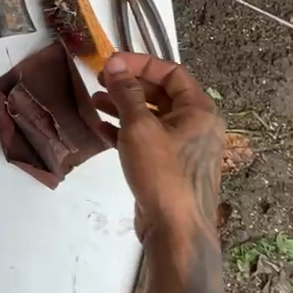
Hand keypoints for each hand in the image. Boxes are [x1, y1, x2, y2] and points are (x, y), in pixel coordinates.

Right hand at [88, 52, 222, 242]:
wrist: (175, 229)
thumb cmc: (162, 172)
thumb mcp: (140, 127)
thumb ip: (126, 92)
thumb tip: (115, 63)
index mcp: (199, 111)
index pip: (171, 72)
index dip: (141, 63)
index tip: (111, 63)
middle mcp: (195, 125)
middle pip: (160, 93)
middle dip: (128, 85)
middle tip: (99, 81)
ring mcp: (182, 146)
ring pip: (150, 115)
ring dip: (122, 105)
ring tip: (94, 101)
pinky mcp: (167, 164)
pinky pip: (145, 137)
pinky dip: (123, 128)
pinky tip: (99, 127)